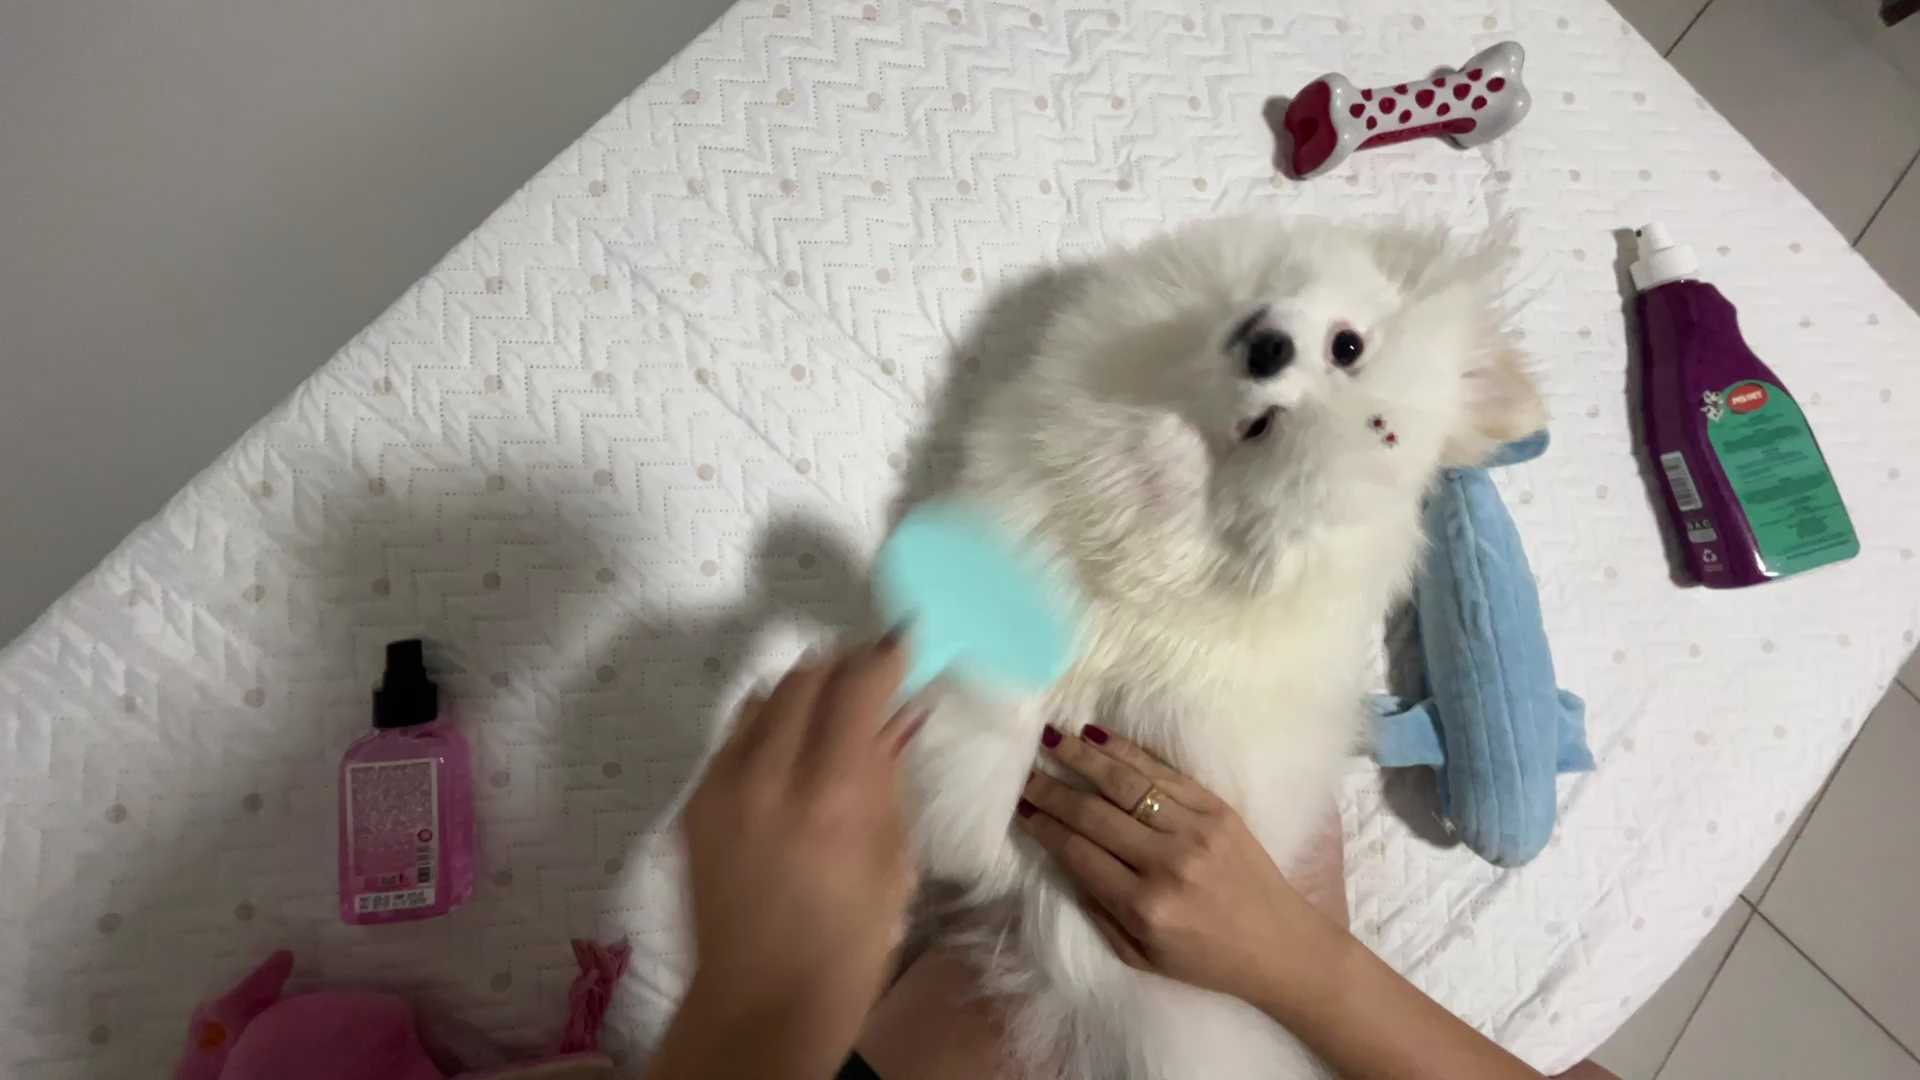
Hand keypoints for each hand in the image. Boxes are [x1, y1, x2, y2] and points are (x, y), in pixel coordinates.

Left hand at [664, 637, 923, 1079]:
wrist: (761, 1004)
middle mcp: (769, 778)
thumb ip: (890, 769)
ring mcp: (721, 788)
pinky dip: (770, 725)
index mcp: (832, 797)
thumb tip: (901, 710)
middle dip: (843, 662)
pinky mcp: (695, 804)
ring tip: (828, 710)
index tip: (902, 640)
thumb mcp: (894, 854)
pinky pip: (736, 735)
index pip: (857, 688)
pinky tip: (788, 753)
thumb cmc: (852, 938)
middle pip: (805, 676)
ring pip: (765, 695)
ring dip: (804, 689)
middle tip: (868, 673)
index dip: (884, 654)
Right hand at [1015, 724, 1339, 1005]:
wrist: (1284, 947)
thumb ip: (1097, 907)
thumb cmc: (1206, 958)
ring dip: (1081, 756)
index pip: (1078, 852)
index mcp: (1145, 906)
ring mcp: (1194, 829)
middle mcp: (1167, 863)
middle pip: (1093, 813)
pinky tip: (1096, 735)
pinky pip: (1162, 770)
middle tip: (1025, 771)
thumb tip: (1061, 852)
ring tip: (1051, 737)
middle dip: (1051, 789)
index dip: (1045, 826)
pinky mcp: (1216, 807)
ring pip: (1124, 782)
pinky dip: (1125, 749)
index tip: (1021, 807)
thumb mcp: (1141, 955)